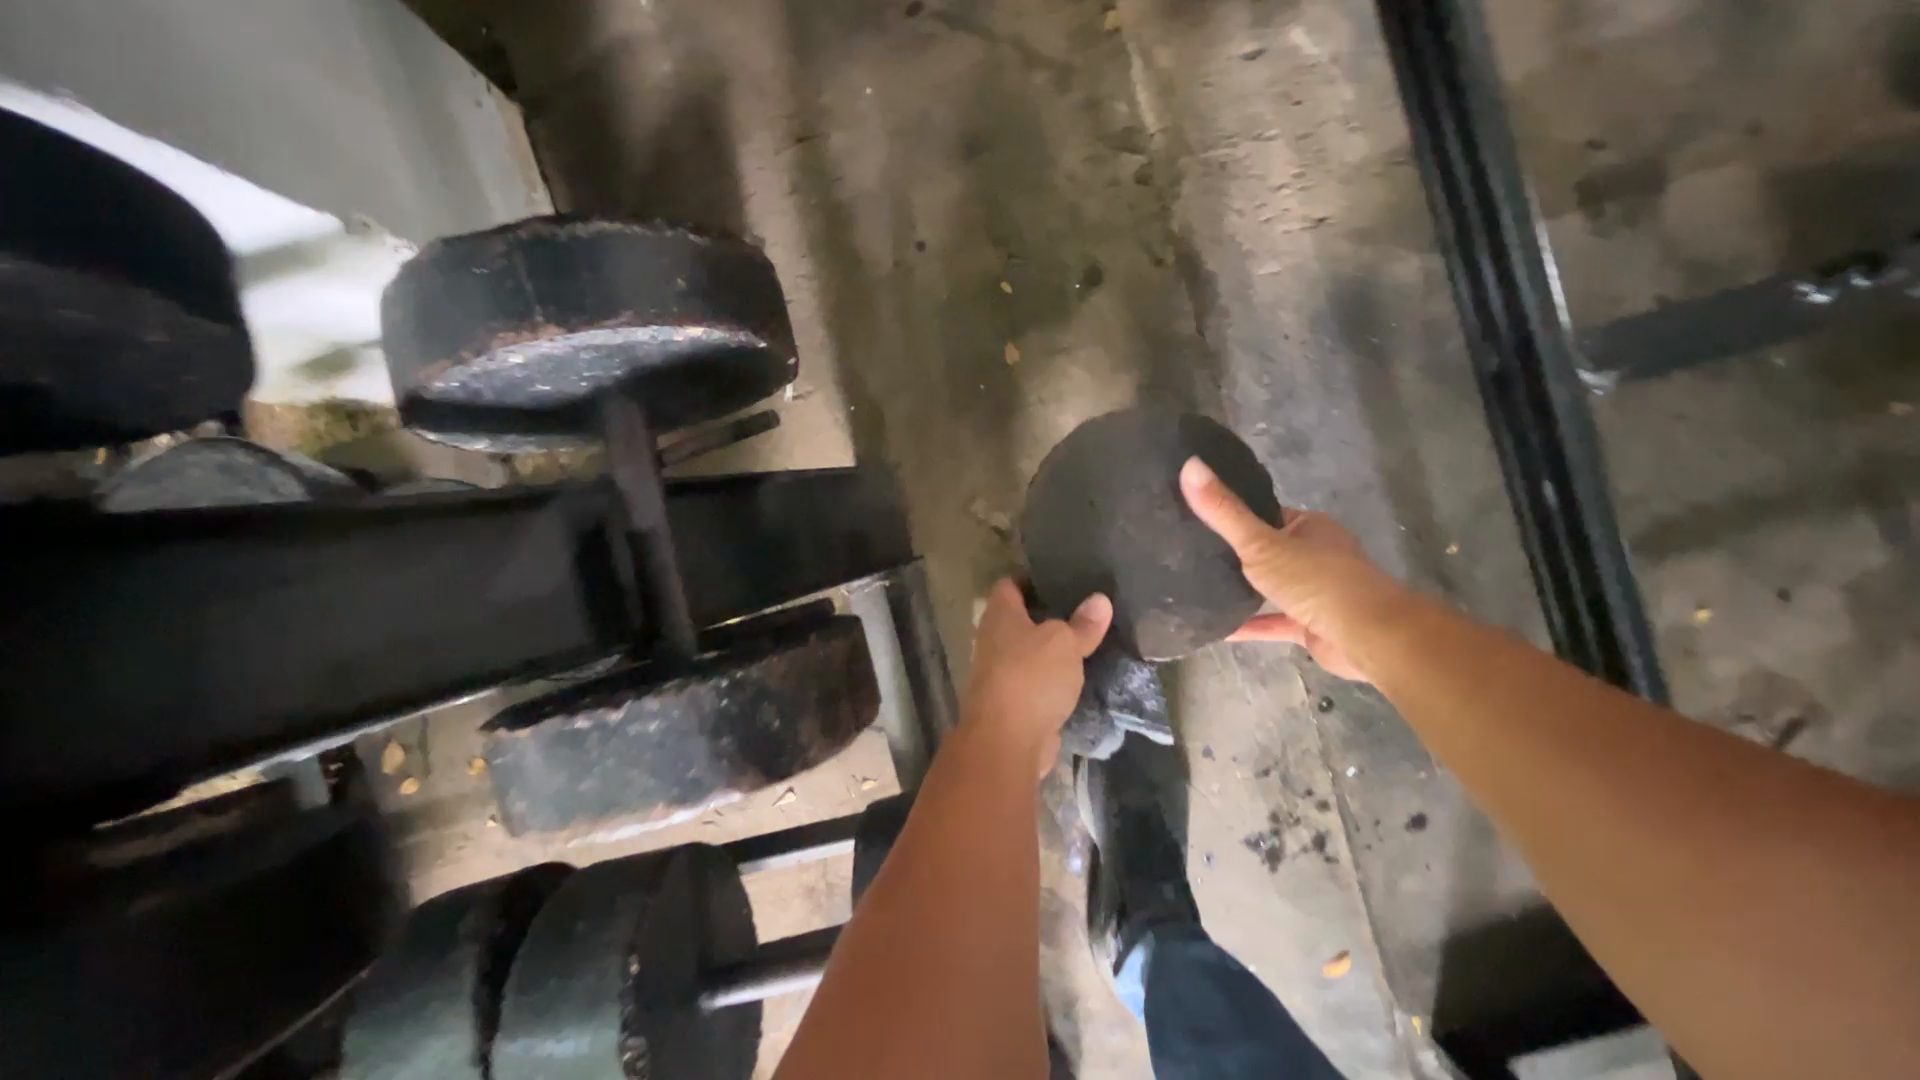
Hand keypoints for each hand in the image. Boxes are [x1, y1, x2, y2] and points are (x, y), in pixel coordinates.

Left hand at [962, 579, 1113, 776]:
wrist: (1007, 741)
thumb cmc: (1031, 677)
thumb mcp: (1064, 642)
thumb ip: (1082, 624)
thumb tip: (1100, 600)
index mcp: (1000, 617)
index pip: (1009, 585)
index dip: (1032, 579)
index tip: (1062, 577)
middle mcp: (994, 642)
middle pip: (1021, 620)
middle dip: (1049, 616)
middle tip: (1085, 609)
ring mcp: (1002, 675)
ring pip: (1031, 654)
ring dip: (1054, 652)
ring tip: (1090, 640)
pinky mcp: (1015, 705)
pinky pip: (1038, 683)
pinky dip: (1055, 681)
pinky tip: (1081, 676)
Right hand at [1180, 457, 1404, 682]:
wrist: (1366, 635)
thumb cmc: (1316, 580)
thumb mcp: (1260, 543)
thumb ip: (1223, 512)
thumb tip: (1189, 464)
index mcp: (1309, 528)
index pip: (1267, 514)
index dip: (1236, 514)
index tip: (1197, 515)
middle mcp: (1316, 555)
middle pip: (1269, 550)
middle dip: (1238, 553)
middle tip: (1191, 552)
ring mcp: (1315, 592)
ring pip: (1273, 587)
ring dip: (1245, 590)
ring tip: (1200, 586)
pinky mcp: (1311, 625)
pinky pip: (1273, 622)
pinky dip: (1249, 626)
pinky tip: (1218, 629)